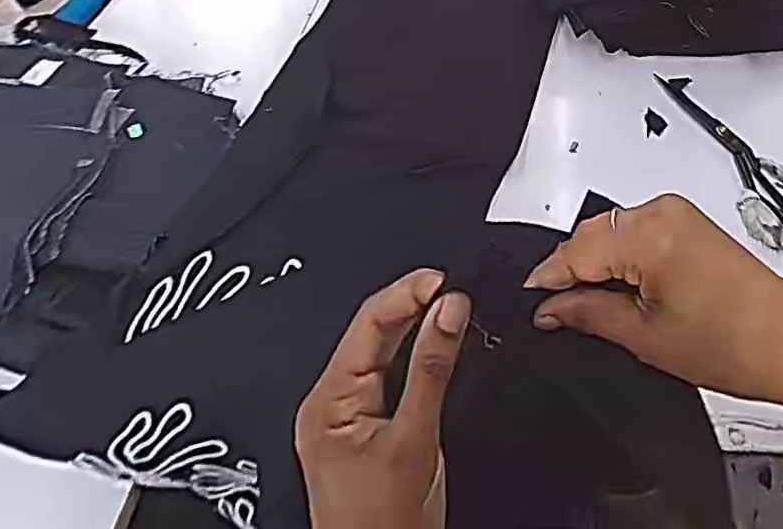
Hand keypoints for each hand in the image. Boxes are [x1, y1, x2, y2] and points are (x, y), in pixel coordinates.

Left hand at [296, 269, 469, 528]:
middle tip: (455, 287)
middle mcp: (331, 400)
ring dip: (419, 323)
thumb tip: (449, 308)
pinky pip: (393, 369)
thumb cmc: (383, 528)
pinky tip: (440, 337)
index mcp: (328, 400)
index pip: (368, 322)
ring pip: (385, 347)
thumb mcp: (414, 441)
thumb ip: (432, 367)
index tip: (443, 279)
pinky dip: (419, 349)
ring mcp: (348, 411)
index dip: (407, 292)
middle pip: (375, 330)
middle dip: (415, 303)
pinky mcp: (367, 421)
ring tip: (453, 304)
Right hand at [526, 195, 782, 448]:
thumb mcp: (648, 338)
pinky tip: (620, 281)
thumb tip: (552, 307)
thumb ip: (589, 314)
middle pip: (592, 233)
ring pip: (610, 227)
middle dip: (572, 267)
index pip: (578, 250)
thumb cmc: (740, 342)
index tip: (533, 295)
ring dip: (595, 258)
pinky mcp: (685, 215)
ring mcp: (676, 210)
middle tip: (557, 307)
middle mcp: (663, 211)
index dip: (550, 277)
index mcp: (652, 237)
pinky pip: (633, 224)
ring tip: (592, 300)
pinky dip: (619, 250)